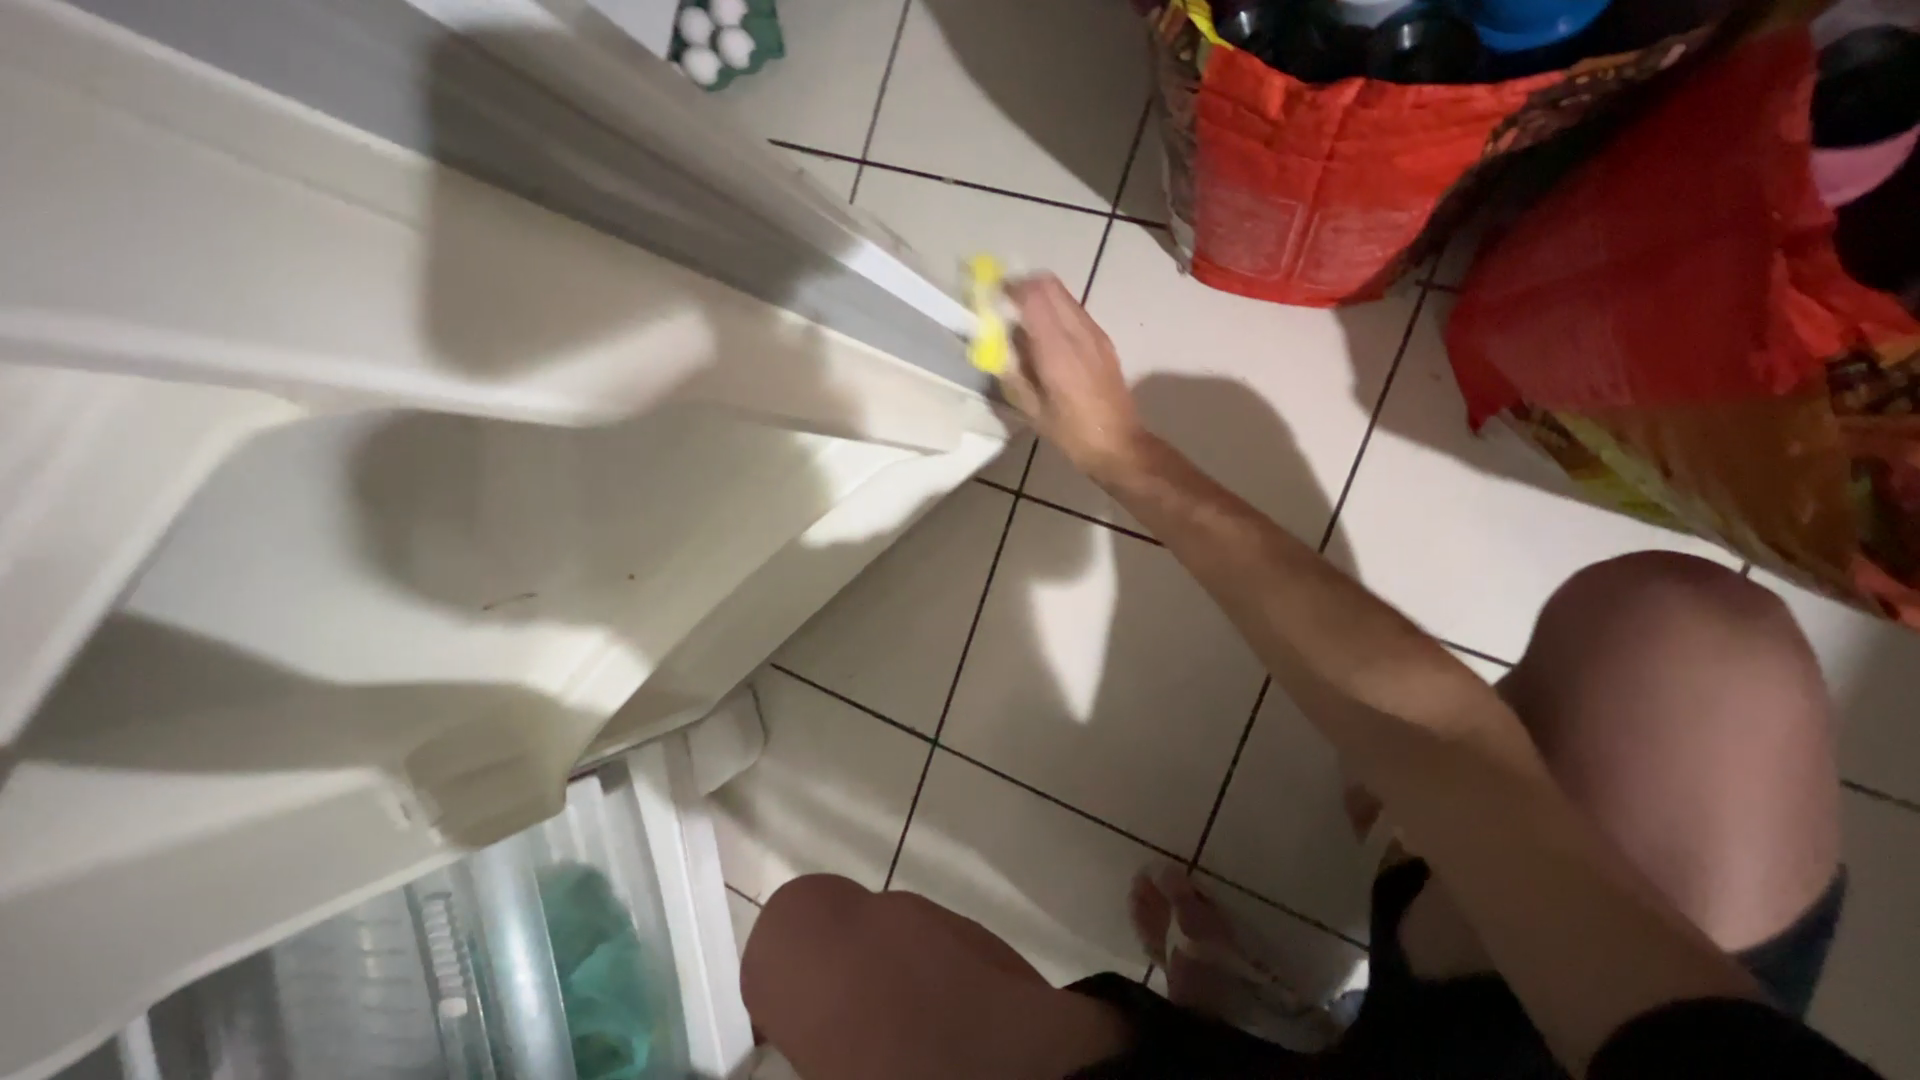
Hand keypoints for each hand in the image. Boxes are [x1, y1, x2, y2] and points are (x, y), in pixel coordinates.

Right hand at [1001, 274, 1148, 478]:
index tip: (992, 298)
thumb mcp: (1031, 407)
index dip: (1009, 289)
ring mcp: (1095, 334)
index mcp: (1057, 349)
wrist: (1119, 445)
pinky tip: (1047, 340)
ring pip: (1064, 295)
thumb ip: (1013, 370)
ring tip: (1024, 323)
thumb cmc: (1071, 433)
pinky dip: (1056, 312)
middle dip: (1024, 288)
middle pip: (1049, 285)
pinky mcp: (1104, 341)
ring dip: (1041, 299)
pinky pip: (1075, 312)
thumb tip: (1000, 342)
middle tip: (1006, 306)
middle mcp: (1078, 332)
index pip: (1033, 295)